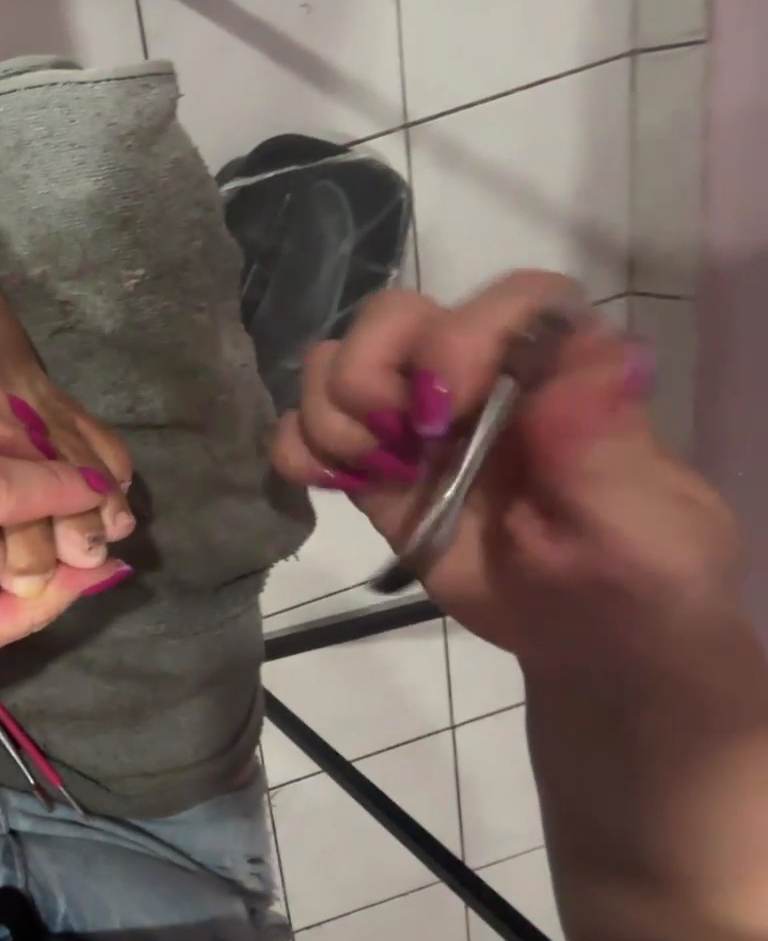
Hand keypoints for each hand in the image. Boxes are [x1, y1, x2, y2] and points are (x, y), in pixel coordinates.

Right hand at [270, 270, 738, 672]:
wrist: (574, 640)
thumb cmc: (633, 586)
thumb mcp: (644, 532)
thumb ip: (608, 450)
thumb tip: (589, 360)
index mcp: (558, 375)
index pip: (511, 300)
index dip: (460, 336)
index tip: (445, 411)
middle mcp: (477, 378)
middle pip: (391, 316)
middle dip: (366, 374)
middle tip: (391, 443)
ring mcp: (409, 416)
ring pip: (329, 362)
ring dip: (328, 418)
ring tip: (370, 474)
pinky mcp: (363, 457)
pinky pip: (295, 425)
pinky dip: (296, 451)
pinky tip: (329, 485)